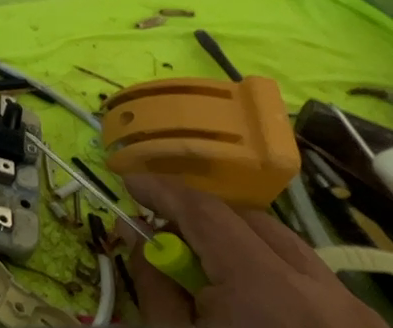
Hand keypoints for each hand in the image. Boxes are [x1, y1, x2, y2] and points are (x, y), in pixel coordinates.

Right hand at [122, 174, 378, 326]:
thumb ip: (152, 280)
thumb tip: (137, 233)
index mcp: (267, 289)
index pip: (206, 212)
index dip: (162, 190)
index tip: (128, 184)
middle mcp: (323, 292)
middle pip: (251, 222)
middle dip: (203, 218)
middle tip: (166, 235)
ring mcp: (357, 313)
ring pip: (288, 249)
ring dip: (241, 245)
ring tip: (211, 272)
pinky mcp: (368, 327)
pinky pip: (315, 281)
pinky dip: (276, 275)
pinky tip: (255, 302)